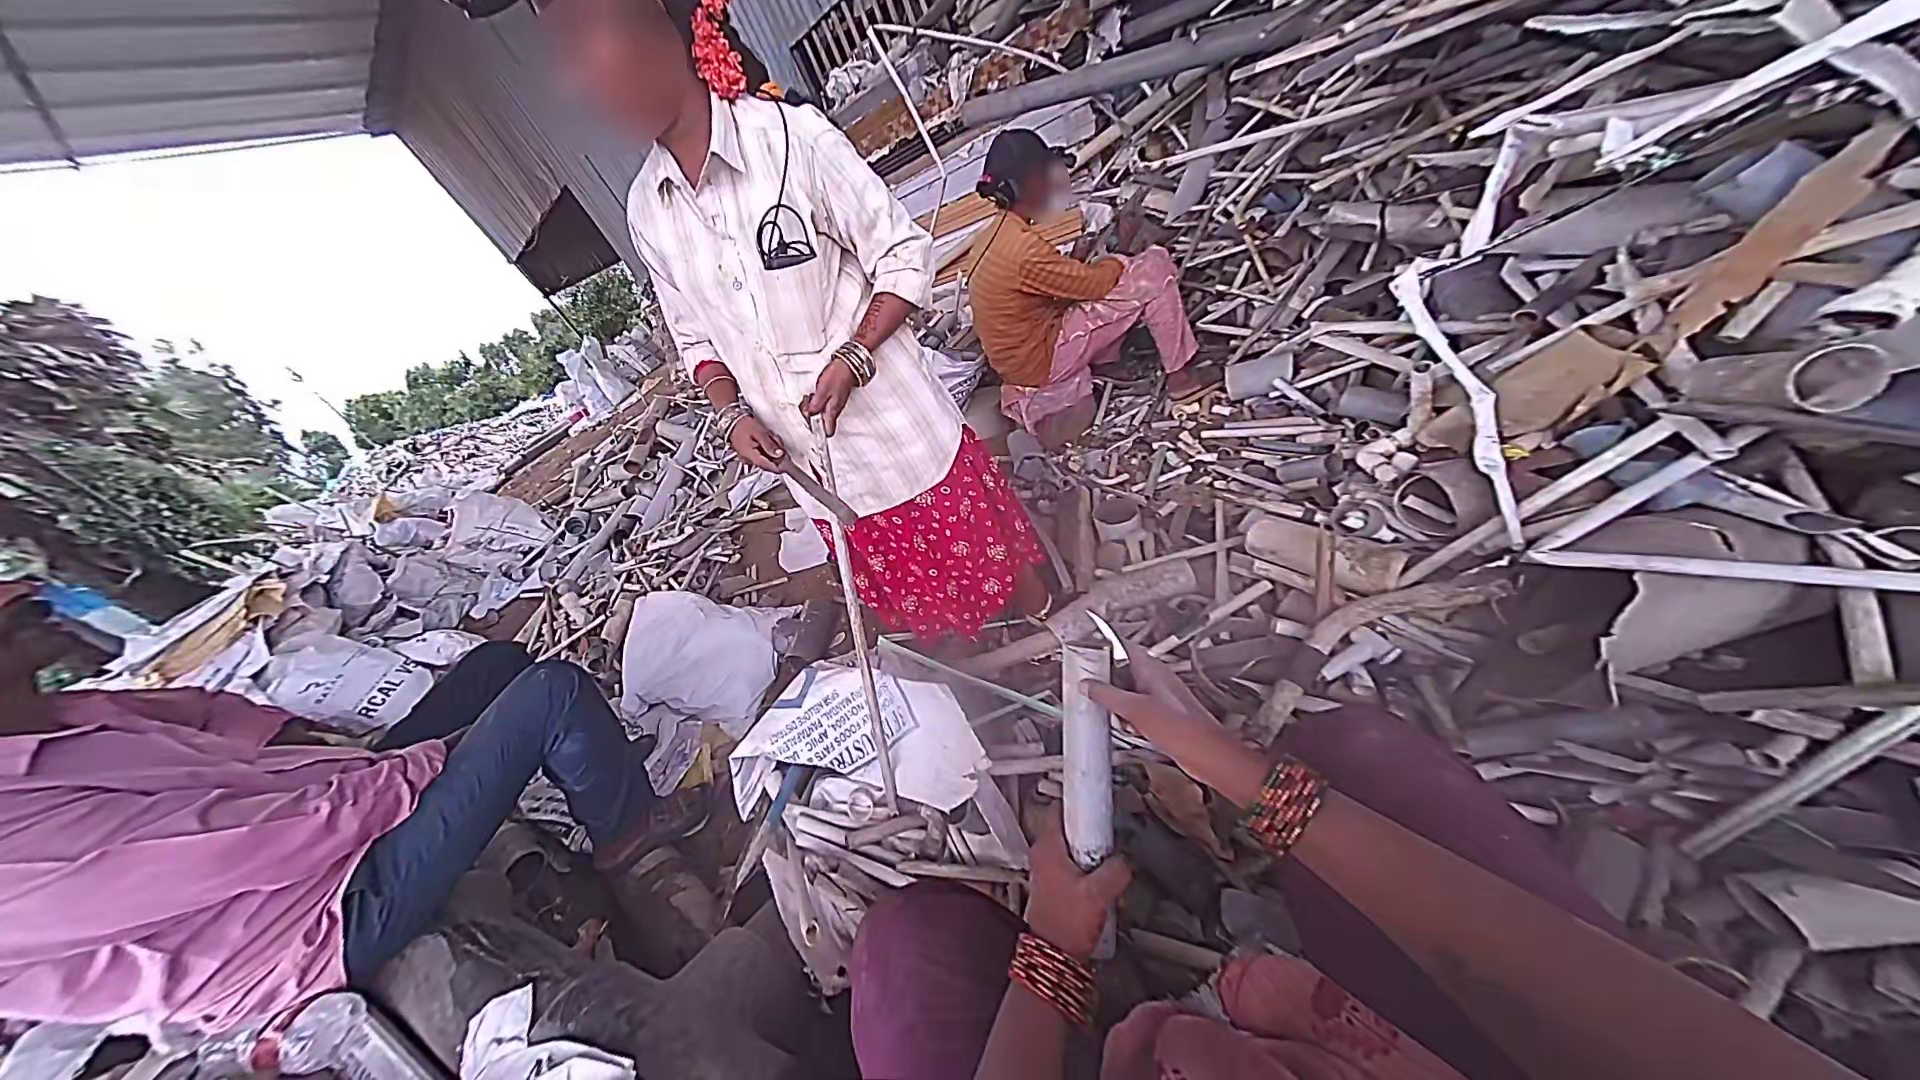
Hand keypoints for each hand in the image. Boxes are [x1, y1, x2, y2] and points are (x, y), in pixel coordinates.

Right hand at [729, 415, 786, 468]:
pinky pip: (761, 455)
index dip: (779, 466)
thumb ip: (769, 445)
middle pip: (768, 463)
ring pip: (765, 459)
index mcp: (750, 456)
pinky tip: (765, 440)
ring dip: (771, 450)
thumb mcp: (760, 433)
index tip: (787, 463)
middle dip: (775, 454)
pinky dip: (766, 449)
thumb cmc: (743, 425)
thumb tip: (779, 454)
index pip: (768, 466)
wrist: (731, 420)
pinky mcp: (748, 455)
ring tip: (769, 437)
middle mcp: (748, 460)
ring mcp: (747, 458)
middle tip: (776, 441)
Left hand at [801, 357, 857, 436]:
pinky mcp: (834, 399)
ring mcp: (835, 405)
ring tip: (810, 397)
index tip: (808, 423)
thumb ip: (815, 405)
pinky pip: (823, 406)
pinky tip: (815, 394)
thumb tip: (808, 414)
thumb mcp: (822, 390)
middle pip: (822, 423)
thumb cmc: (837, 376)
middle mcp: (835, 411)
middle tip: (806, 405)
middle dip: (811, 416)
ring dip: (812, 408)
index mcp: (832, 411)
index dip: (817, 431)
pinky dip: (816, 402)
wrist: (848, 366)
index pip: (828, 431)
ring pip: (821, 414)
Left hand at [1024, 804, 1130, 961]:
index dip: (1078, 800)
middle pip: (1069, 827)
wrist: (1054, 957)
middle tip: (1108, 837)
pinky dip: (1088, 869)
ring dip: (1092, 853)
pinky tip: (1102, 884)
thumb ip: (1116, 872)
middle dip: (1091, 832)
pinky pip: (1074, 865)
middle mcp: (1043, 854)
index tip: (1095, 799)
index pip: (1059, 807)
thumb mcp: (1097, 895)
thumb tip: (1125, 861)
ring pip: (1073, 847)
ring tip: (1108, 864)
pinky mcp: (1055, 884)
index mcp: (1047, 847)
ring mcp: (1048, 869)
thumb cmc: (1066, 925)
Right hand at [1082, 642, 1267, 807]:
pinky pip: (1137, 710)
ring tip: (1114, 714)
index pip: (1123, 646)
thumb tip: (1087, 685)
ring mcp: (1160, 697)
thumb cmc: (1182, 729)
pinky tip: (1129, 728)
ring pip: (1129, 691)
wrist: (1206, 755)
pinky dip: (1129, 717)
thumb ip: (1107, 695)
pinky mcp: (1162, 715)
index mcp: (1152, 669)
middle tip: (1092, 688)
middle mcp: (1157, 679)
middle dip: (1107, 680)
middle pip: (1123, 670)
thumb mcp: (1135, 709)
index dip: (1104, 646)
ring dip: (1118, 702)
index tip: (1087, 650)